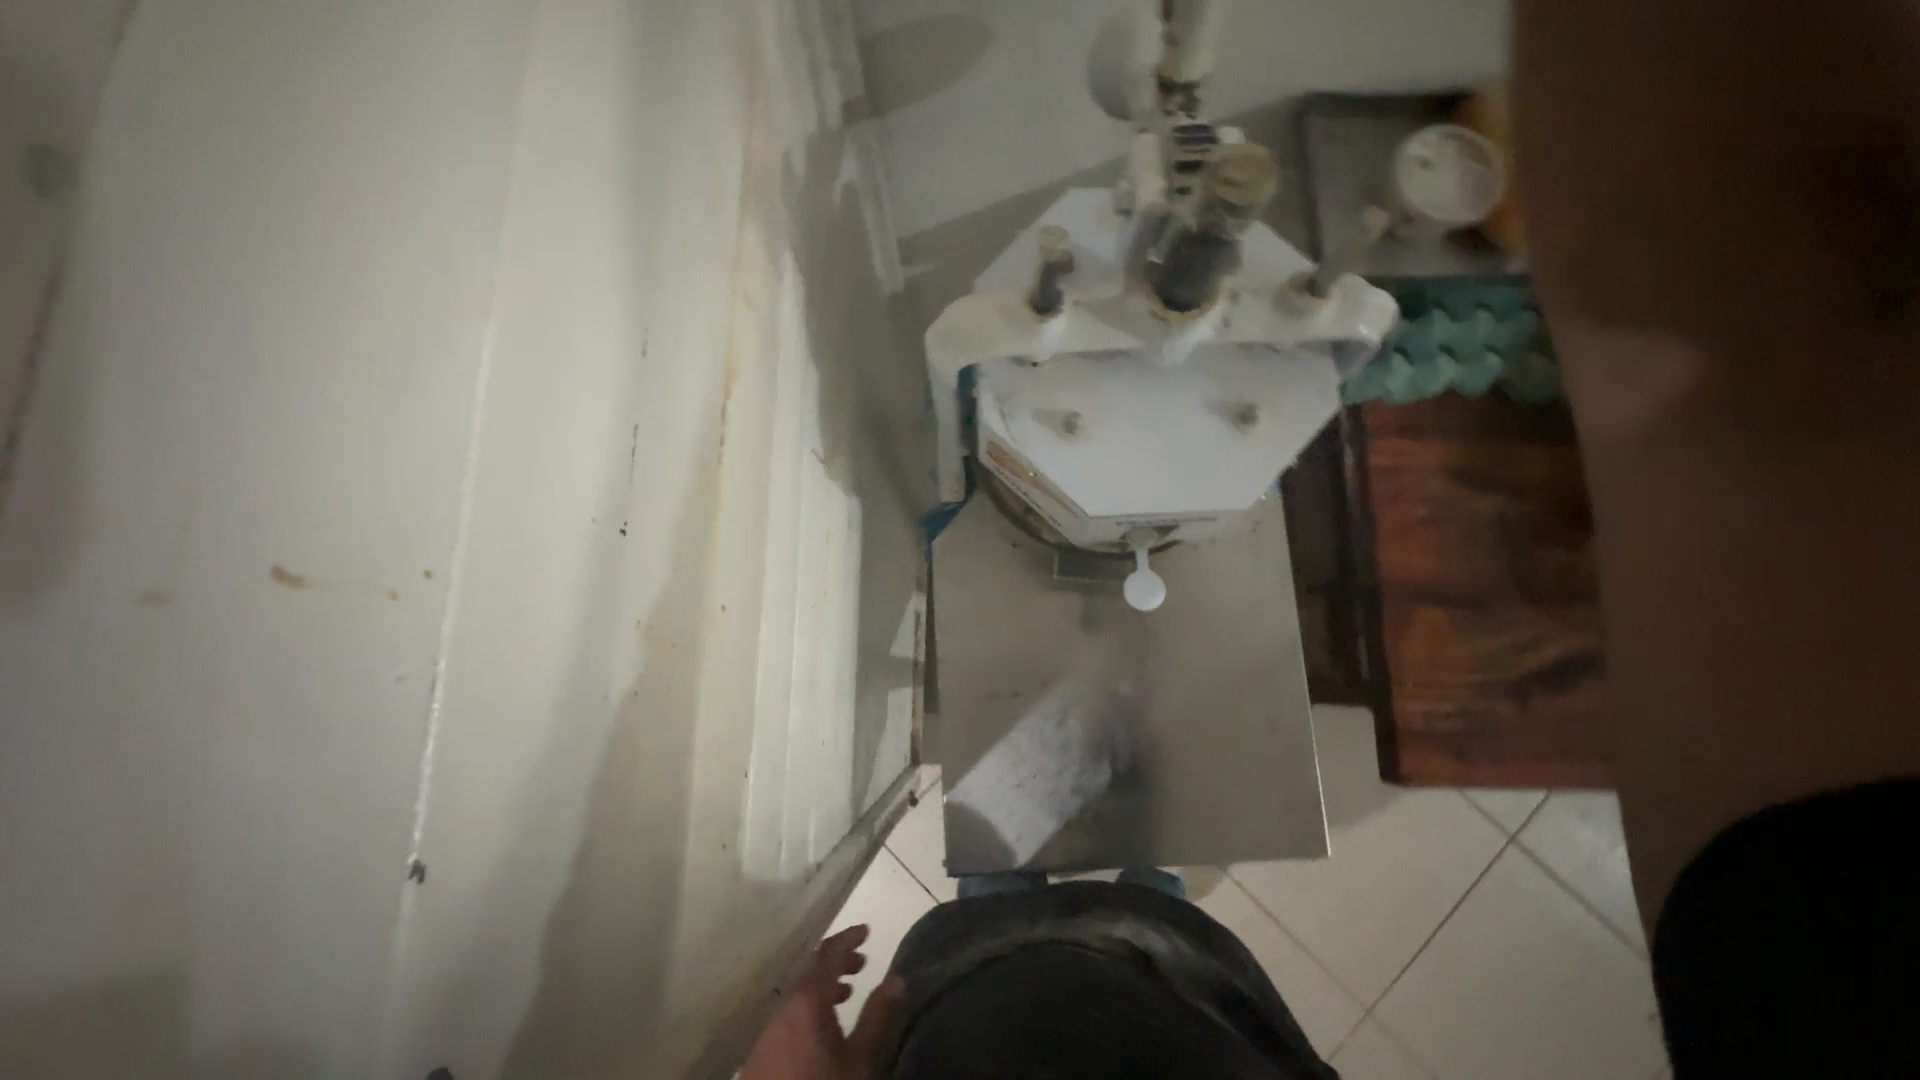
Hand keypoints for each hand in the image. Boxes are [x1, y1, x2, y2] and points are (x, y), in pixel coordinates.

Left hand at [740, 924, 905, 1079]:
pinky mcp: (761, 1052)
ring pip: (798, 993)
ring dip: (823, 986)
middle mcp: (783, 1007)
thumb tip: (897, 978)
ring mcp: (768, 1030)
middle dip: (837, 962)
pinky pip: (788, 1013)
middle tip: (863, 964)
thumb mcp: (859, 1061)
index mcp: (807, 1001)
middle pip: (810, 970)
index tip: (867, 931)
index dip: (847, 938)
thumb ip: (877, 1016)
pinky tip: (822, 1027)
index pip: (826, 954)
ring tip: (847, 994)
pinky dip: (809, 1007)